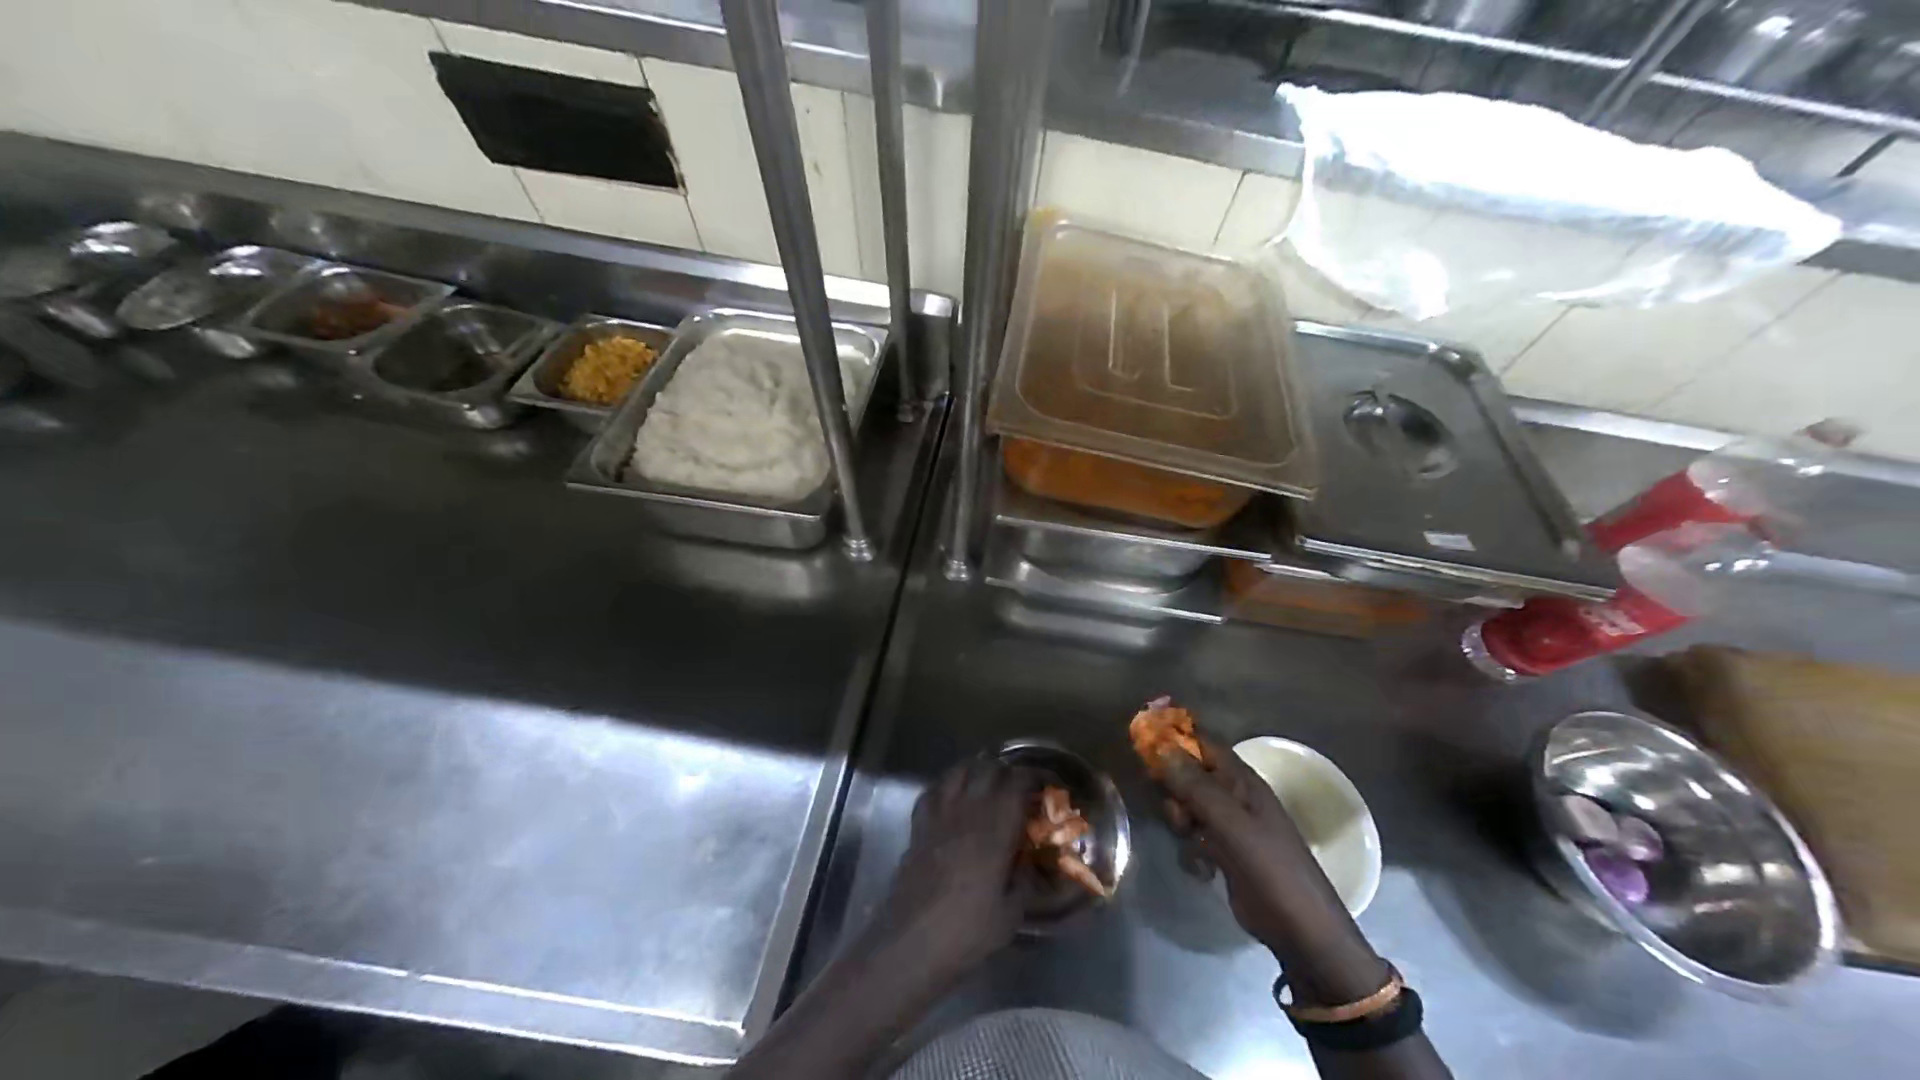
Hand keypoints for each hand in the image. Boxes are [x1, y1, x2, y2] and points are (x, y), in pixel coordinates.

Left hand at [868, 758, 1037, 983]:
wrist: (912, 943)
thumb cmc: (967, 931)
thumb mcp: (1011, 912)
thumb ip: (1025, 879)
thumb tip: (1031, 861)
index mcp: (995, 829)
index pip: (1017, 783)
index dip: (1033, 777)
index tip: (1044, 786)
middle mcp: (967, 812)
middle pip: (988, 769)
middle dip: (1007, 772)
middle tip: (1018, 788)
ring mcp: (938, 816)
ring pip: (959, 771)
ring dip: (977, 771)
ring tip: (988, 785)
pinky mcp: (918, 826)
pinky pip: (933, 791)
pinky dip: (947, 786)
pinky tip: (954, 799)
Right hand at [1157, 735, 1388, 1003]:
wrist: (1302, 932)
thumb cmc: (1271, 870)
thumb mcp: (1231, 826)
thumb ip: (1196, 787)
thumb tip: (1162, 747)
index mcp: (1243, 782)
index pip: (1203, 742)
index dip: (1174, 733)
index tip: (1142, 732)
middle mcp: (1235, 796)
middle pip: (1190, 773)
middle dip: (1173, 786)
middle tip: (1174, 808)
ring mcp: (1231, 825)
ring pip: (1188, 804)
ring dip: (1180, 818)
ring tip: (1188, 838)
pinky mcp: (1225, 851)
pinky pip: (1194, 834)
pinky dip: (1190, 847)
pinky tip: (1200, 867)